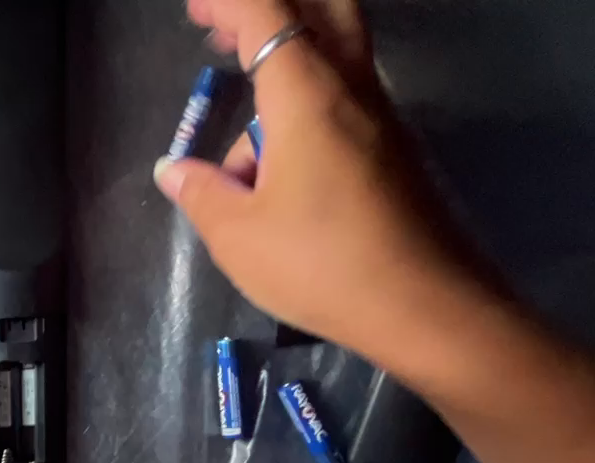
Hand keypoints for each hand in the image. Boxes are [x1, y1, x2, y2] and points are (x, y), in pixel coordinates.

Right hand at [156, 0, 493, 360]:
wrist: (420, 302)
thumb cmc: (318, 265)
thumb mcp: (237, 237)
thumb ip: (201, 194)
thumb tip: (174, 169)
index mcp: (308, 98)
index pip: (267, 16)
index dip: (227, 1)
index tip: (194, 6)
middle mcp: (351, 88)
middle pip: (320, 7)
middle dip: (264, 7)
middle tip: (219, 29)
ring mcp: (379, 114)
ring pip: (331, 55)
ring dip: (280, 70)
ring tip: (236, 158)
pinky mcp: (391, 145)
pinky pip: (340, 98)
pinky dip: (299, 106)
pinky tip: (272, 174)